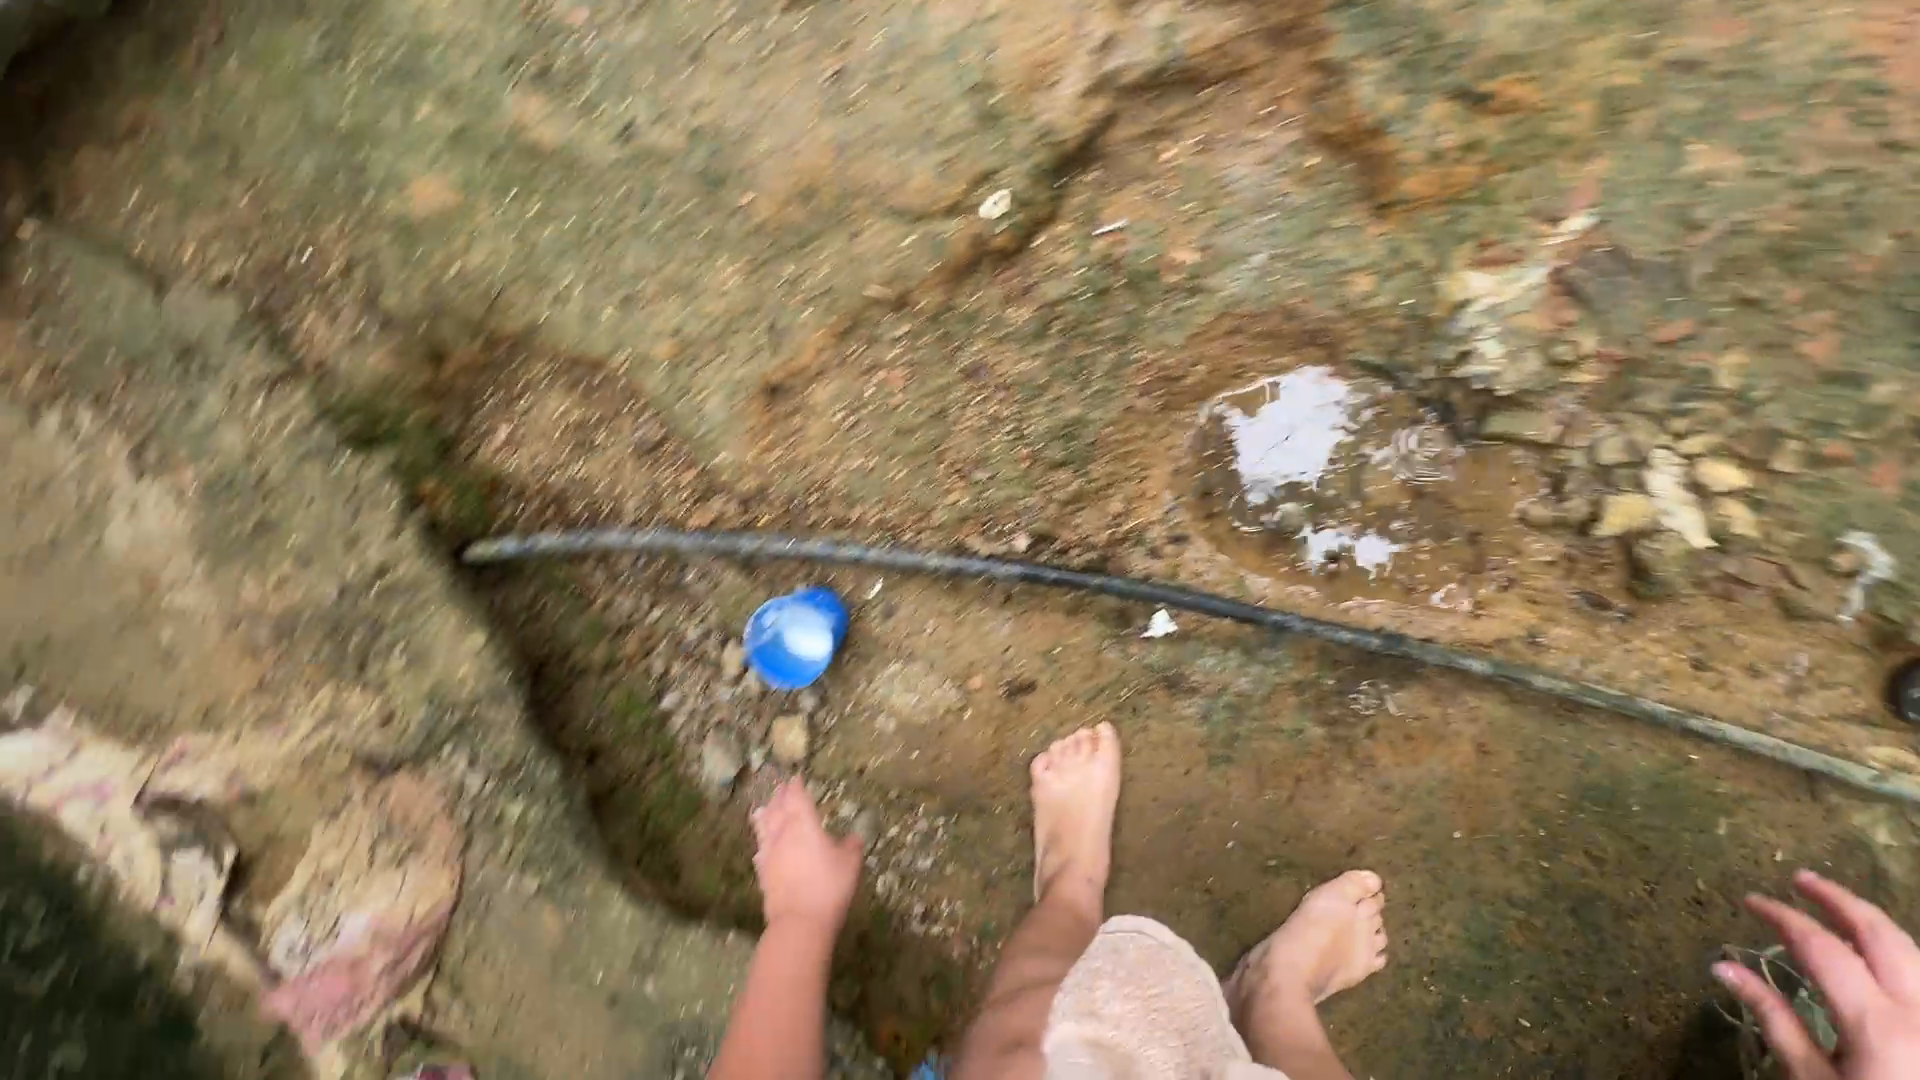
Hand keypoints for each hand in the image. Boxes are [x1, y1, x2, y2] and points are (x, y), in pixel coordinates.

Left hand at [750, 779, 863, 932]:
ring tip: (764, 807)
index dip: (796, 786)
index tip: (796, 778)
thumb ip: (851, 846)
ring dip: (766, 814)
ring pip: (764, 827)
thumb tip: (853, 837)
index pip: (797, 797)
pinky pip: (760, 850)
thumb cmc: (829, 886)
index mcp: (804, 824)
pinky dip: (761, 842)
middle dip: (780, 796)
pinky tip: (761, 846)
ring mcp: (769, 853)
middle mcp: (783, 833)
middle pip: (778, 808)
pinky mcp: (763, 873)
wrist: (799, 921)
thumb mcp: (850, 863)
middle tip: (781, 787)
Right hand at [1714, 869, 1919, 1079]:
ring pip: (1918, 953)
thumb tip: (1723, 967)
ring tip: (1842, 911)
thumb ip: (1775, 1020)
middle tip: (1802, 879)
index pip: (1820, 946)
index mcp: (1877, 1022)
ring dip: (1876, 925)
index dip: (1783, 915)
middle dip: (1840, 900)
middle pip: (1883, 936)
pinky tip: (1885, 957)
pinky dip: (1904, 956)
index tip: (1753, 900)